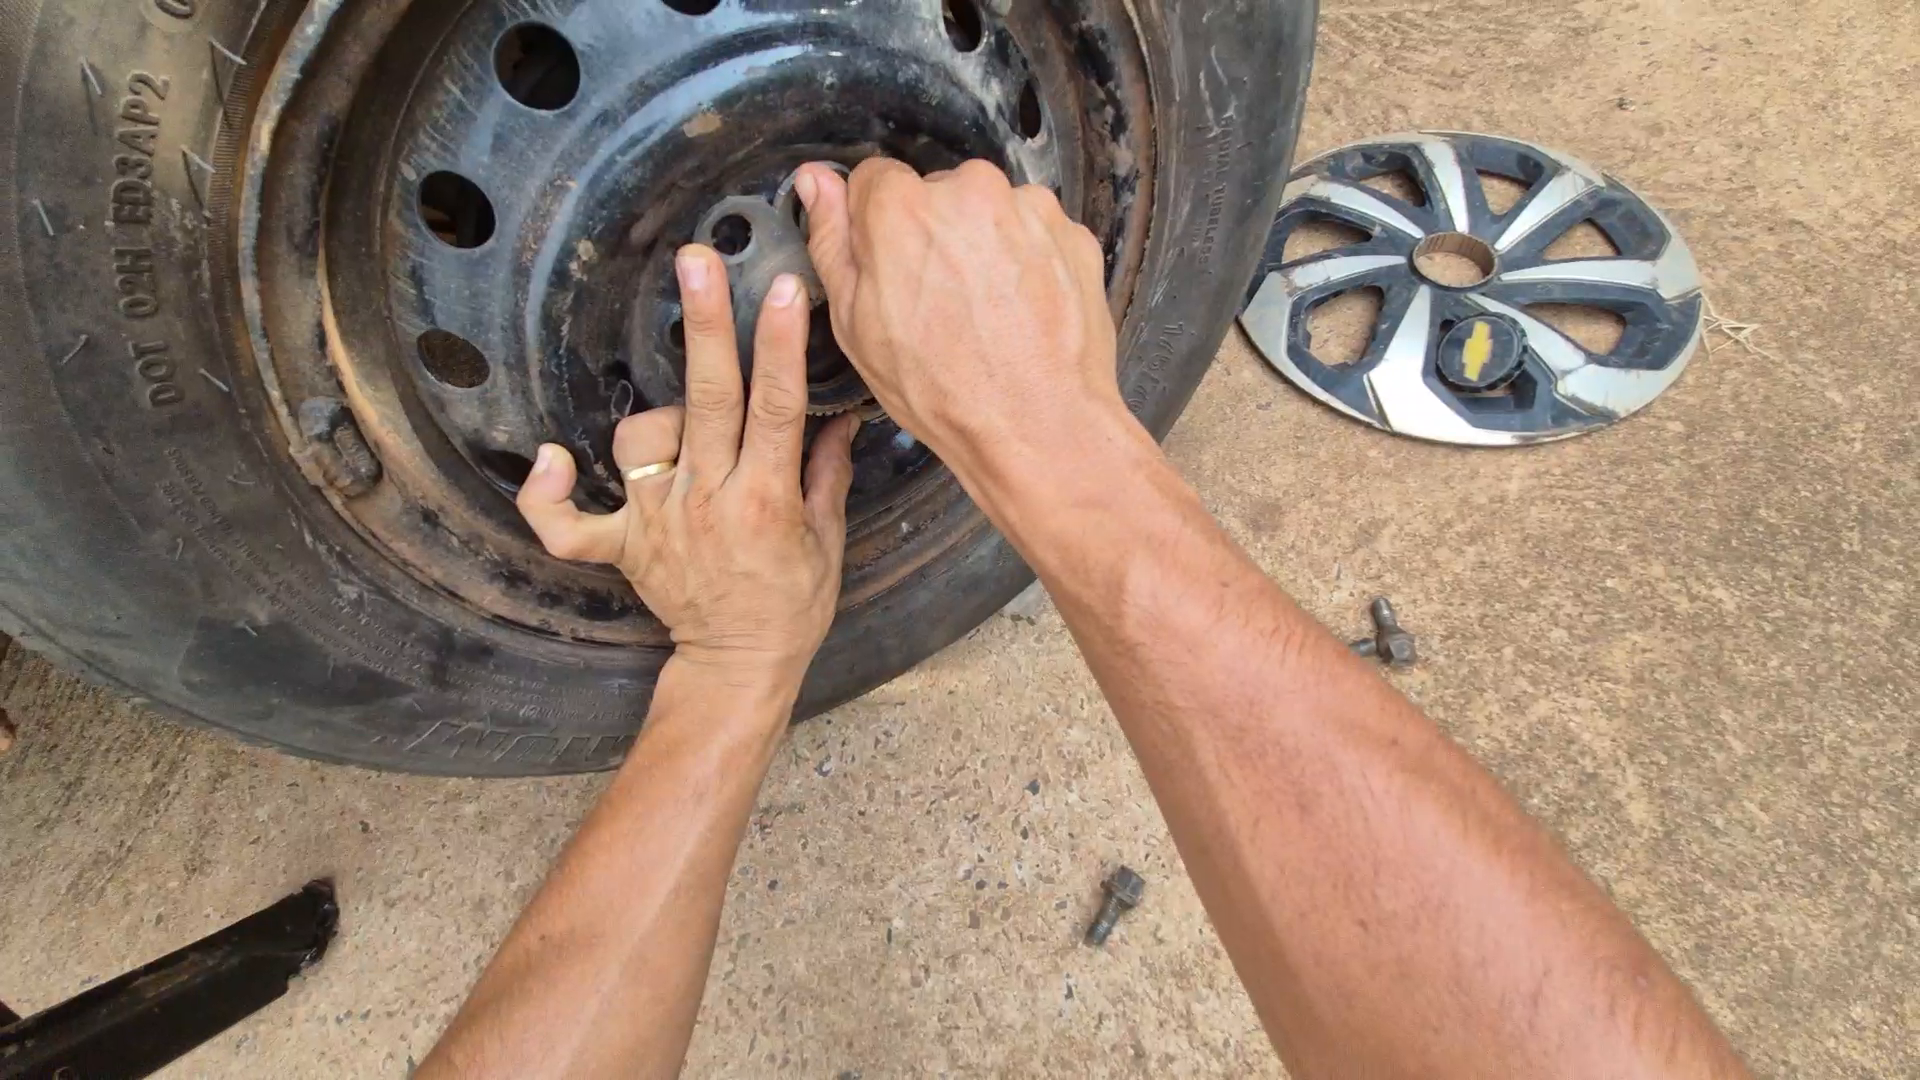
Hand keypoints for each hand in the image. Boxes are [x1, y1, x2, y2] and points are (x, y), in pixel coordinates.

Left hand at [516, 246, 858, 691]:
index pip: (777, 411)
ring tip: (686, 418)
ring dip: (659, 414)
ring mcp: (656, 523)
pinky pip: (566, 523)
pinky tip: (554, 460)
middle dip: (705, 328)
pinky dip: (548, 494)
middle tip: (698, 264)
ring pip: (640, 441)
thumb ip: (827, 474)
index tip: (784, 292)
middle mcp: (707, 502)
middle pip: (707, 403)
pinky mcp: (622, 546)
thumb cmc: (792, 605)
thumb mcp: (826, 543)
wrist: (740, 662)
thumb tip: (840, 419)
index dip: (780, 347)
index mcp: (766, 503)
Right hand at [793, 158, 1121, 482]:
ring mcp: (1029, 210)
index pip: (875, 181)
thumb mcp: (858, 328)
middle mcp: (970, 191)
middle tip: (942, 306)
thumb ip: (833, 244)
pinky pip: (1036, 236)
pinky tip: (1021, 316)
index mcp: (902, 209)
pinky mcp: (1073, 235)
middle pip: (938, 195)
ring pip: (990, 215)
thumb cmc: (946, 392)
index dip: (876, 227)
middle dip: (934, 238)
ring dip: (984, 250)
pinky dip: (1027, 265)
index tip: (890, 267)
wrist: (1040, 427)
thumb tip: (816, 185)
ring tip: (987, 318)